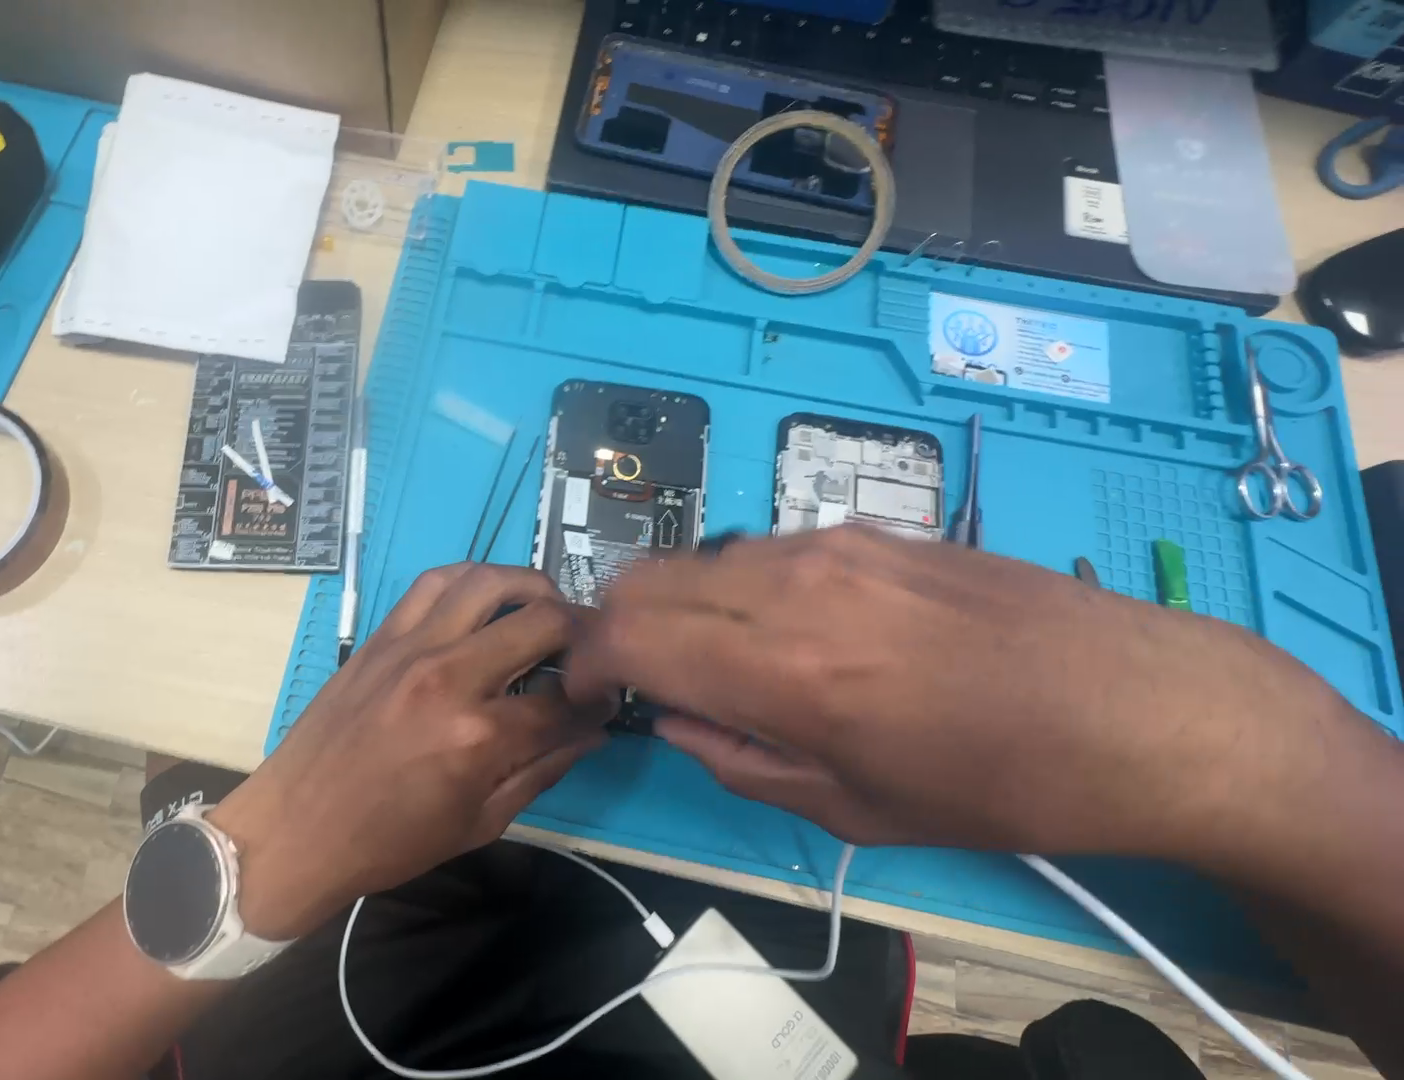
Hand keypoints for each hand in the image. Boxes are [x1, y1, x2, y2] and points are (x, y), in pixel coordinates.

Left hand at [209, 564, 608, 939]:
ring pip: (489, 582)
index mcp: (480, 737)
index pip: (566, 701)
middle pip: (542, 623)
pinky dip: (471, 579)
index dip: (599, 700)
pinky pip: (433, 582)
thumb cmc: (390, 842)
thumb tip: (594, 731)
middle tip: (588, 648)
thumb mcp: (481, 823)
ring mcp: (412, 647)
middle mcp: (451, 676)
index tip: (607, 699)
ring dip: (532, 586)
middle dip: (582, 632)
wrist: (296, 828)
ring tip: (547, 605)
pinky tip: (487, 597)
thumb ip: (544, 769)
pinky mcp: (381, 635)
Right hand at [561, 527, 1393, 882]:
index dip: (585, 661)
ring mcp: (827, 546)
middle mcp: (789, 590)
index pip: (629, 639)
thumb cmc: (1000, 786)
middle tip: (623, 667)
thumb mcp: (854, 810)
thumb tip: (670, 717)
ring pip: (694, 556)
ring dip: (668, 600)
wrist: (1145, 707)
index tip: (582, 687)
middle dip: (611, 624)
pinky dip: (728, 582)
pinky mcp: (864, 528)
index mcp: (784, 675)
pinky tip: (771, 619)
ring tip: (697, 647)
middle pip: (643, 580)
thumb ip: (736, 759)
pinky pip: (756, 548)